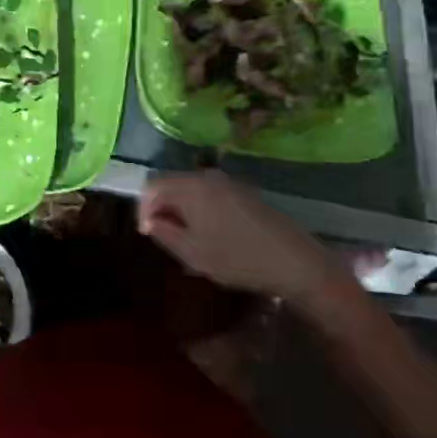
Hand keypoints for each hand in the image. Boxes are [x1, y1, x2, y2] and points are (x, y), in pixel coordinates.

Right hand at [137, 171, 343, 305]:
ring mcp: (229, 182)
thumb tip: (150, 221)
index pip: (153, 185)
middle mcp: (209, 176)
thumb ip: (165, 233)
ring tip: (187, 242)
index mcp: (192, 187)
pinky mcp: (244, 192)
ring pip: (193, 190)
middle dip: (163, 209)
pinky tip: (211, 236)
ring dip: (183, 211)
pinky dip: (202, 211)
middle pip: (173, 184)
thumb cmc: (237, 258)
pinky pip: (211, 195)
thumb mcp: (193, 253)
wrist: (293, 260)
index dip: (143, 208)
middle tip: (166, 239)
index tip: (148, 234)